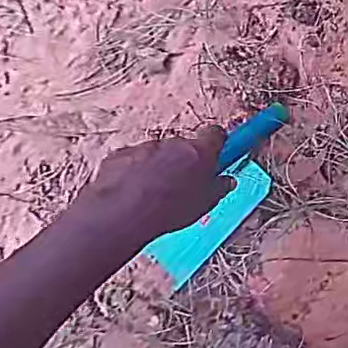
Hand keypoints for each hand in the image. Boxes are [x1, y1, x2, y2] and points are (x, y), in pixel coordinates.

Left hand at [61, 126, 232, 244]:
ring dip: (160, 168)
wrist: (123, 213)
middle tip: (186, 184)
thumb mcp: (206, 203)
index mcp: (199, 152)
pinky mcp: (122, 156)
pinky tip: (136, 193)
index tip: (220, 150)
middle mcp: (174, 144)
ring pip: (158, 154)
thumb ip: (219, 187)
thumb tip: (226, 182)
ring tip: (158, 194)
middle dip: (186, 161)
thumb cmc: (167, 208)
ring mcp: (146, 148)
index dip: (217, 143)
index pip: (215, 134)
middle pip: (185, 146)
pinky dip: (136, 172)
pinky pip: (134, 160)